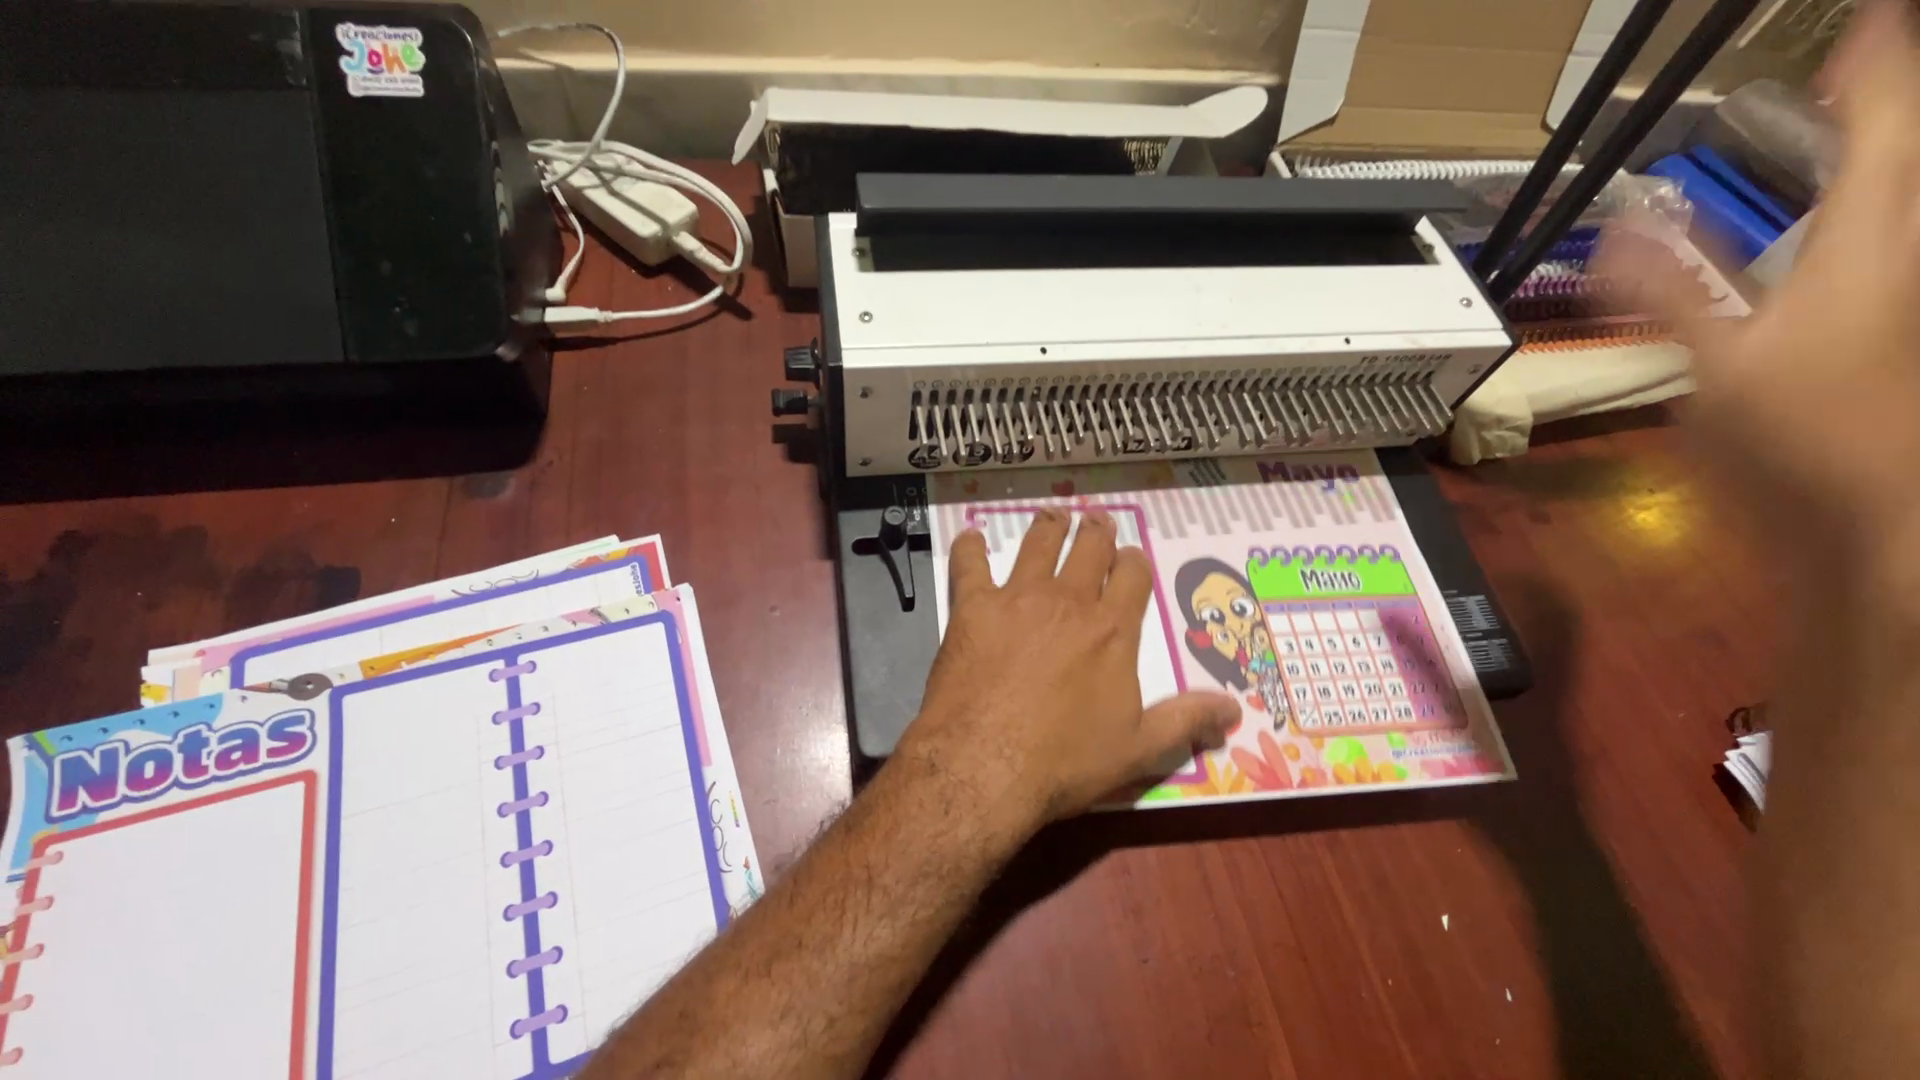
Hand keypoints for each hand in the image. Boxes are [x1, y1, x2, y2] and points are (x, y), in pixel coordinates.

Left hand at [895, 509, 1239, 830]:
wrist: (986, 763)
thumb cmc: (1066, 761)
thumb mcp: (1138, 749)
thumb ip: (1184, 722)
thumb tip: (1232, 708)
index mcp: (1112, 631)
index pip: (1132, 577)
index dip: (1133, 562)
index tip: (1130, 558)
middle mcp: (1069, 603)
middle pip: (1088, 550)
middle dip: (1096, 532)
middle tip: (1096, 522)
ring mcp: (1018, 600)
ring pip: (1038, 546)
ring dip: (1049, 527)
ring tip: (1053, 515)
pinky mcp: (972, 608)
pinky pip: (970, 565)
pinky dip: (971, 548)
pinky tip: (972, 538)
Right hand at [1596, 0, 1919, 566]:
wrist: (1876, 522)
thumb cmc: (1801, 442)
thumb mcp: (1714, 366)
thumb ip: (1664, 293)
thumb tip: (1615, 228)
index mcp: (1863, 250)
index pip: (1882, 133)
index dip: (1872, 72)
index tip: (1864, 23)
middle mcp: (1893, 257)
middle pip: (1901, 159)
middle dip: (1882, 103)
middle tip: (1854, 65)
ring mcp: (1894, 294)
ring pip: (1893, 204)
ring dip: (1875, 153)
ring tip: (1849, 119)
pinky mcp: (1884, 331)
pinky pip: (1878, 245)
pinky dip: (1862, 209)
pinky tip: (1834, 220)